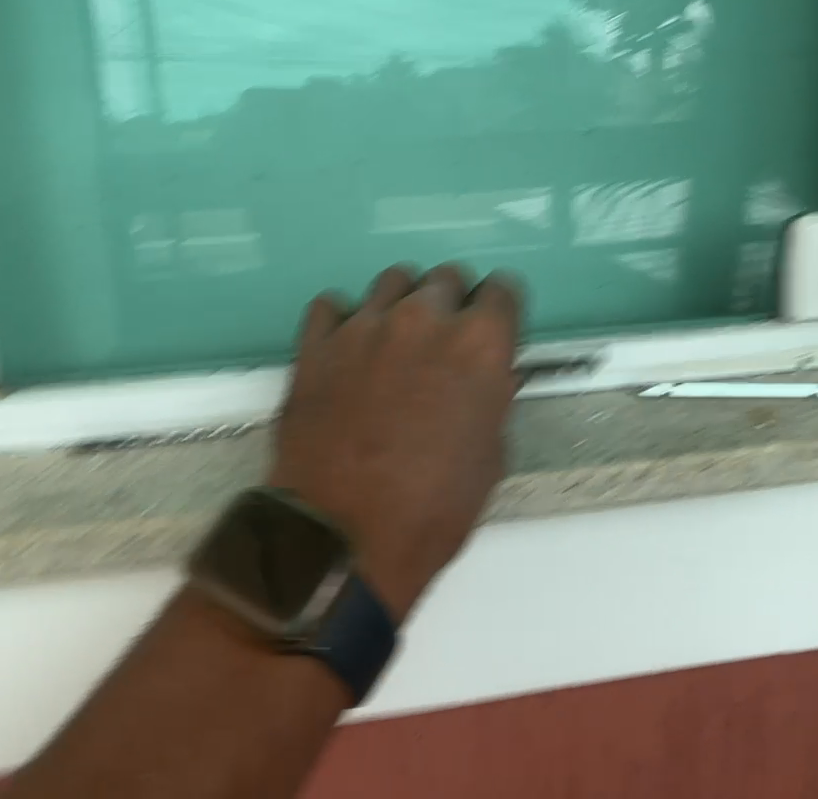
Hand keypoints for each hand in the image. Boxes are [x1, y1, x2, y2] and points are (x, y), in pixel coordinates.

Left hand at [269, 263, 524, 618]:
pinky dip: (342, 322)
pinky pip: (332, 307)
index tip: (489, 331)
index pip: (502, 289)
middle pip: (446, 278)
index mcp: (479, 344)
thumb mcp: (489, 457)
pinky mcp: (316, 343)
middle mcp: (424, 319)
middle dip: (450, 304)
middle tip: (441, 344)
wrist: (343, 539)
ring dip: (400, 305)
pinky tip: (345, 351)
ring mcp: (364, 325)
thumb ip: (490, 398)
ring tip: (392, 344)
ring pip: (392, 281)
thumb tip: (486, 378)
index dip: (497, 312)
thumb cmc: (432, 510)